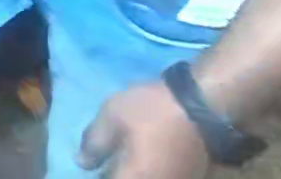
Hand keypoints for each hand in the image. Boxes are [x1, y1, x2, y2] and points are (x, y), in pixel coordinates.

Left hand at [77, 81, 210, 178]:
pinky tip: (131, 158)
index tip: (88, 165)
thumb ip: (95, 142)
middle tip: (97, 160)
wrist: (199, 109)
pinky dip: (138, 171)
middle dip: (110, 172)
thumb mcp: (113, 117)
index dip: (96, 173)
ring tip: (111, 159)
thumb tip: (81, 163)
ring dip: (123, 171)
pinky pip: (152, 177)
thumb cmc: (151, 111)